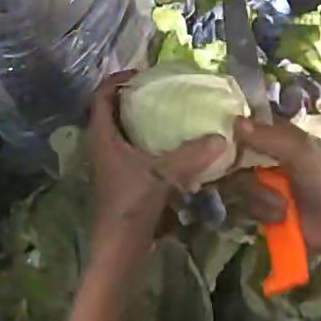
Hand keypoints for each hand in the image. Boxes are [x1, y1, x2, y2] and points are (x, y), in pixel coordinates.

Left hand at [86, 71, 232, 244]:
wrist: (119, 247)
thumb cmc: (132, 204)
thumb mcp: (162, 175)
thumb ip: (190, 155)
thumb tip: (221, 137)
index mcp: (101, 136)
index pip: (100, 96)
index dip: (116, 80)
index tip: (141, 73)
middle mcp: (99, 145)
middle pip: (108, 111)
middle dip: (129, 97)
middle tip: (156, 89)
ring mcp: (107, 163)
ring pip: (118, 131)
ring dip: (136, 119)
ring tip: (164, 111)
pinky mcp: (117, 178)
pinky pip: (127, 148)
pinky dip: (143, 140)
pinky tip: (166, 144)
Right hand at [227, 117, 320, 253]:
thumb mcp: (304, 156)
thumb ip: (273, 138)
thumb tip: (237, 122)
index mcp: (280, 140)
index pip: (248, 128)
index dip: (235, 133)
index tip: (226, 142)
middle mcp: (266, 159)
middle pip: (235, 159)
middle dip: (247, 176)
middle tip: (256, 182)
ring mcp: (262, 185)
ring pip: (237, 184)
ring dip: (259, 197)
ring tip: (282, 207)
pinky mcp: (259, 210)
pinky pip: (242, 206)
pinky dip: (261, 212)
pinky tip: (279, 218)